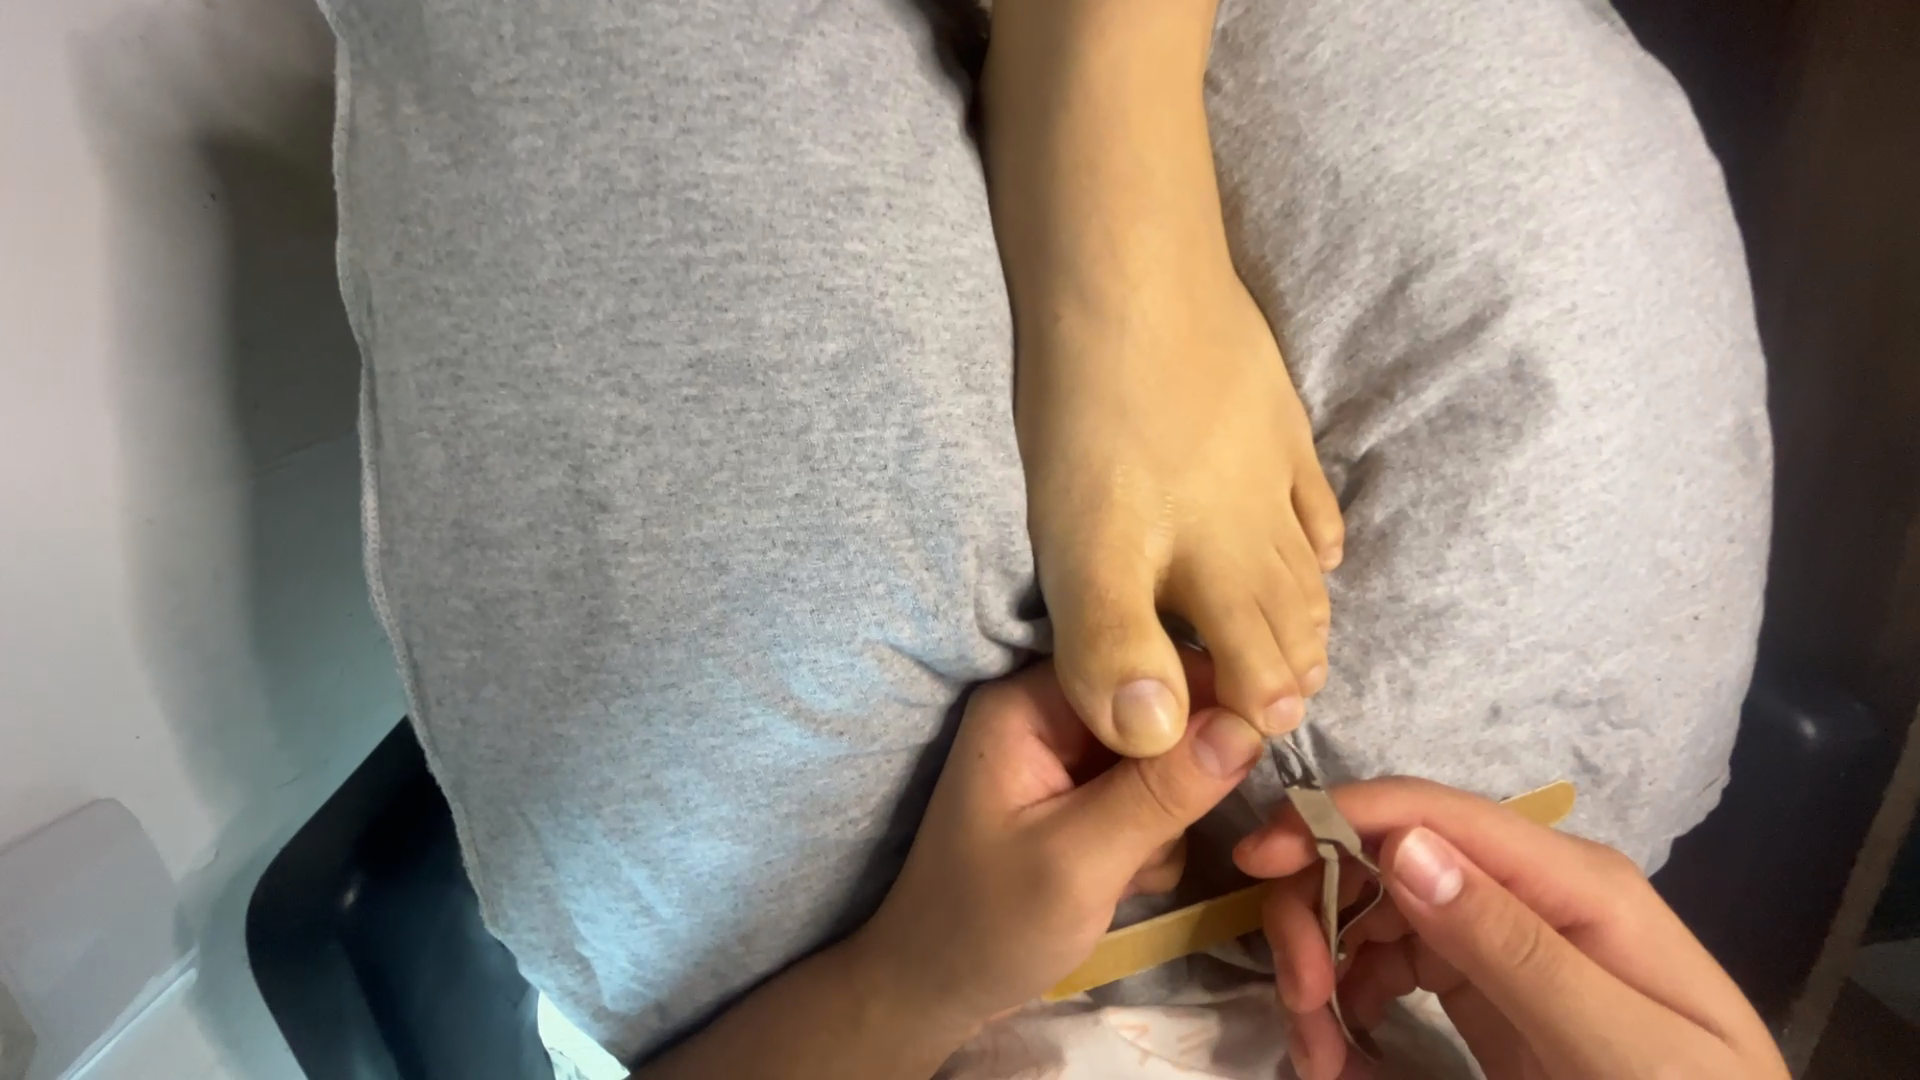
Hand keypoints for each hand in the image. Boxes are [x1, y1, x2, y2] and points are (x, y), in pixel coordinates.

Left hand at [848, 650, 1267, 1039]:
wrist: (940, 985)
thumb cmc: (991, 922)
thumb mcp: (1079, 860)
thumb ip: (1161, 791)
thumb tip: (1246, 725)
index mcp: (1027, 702)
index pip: (1134, 665)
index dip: (1202, 695)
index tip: (1255, 740)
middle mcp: (1046, 714)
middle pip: (1155, 712)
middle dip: (1177, 777)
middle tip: (1160, 837)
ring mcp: (1063, 757)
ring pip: (1160, 760)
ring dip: (1164, 819)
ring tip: (1125, 872)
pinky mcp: (1080, 796)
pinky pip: (1147, 795)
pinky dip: (1152, 839)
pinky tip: (1121, 880)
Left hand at [986, 0, 1344, 757]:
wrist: (1127, 276)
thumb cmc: (1096, 423)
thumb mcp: (1084, 549)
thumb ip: (1117, 647)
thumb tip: (1158, 741)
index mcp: (1219, 571)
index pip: (1258, 667)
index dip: (1253, 708)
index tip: (1249, 738)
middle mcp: (1261, 527)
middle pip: (1290, 618)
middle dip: (1287, 668)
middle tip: (1281, 702)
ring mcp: (1273, 465)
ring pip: (1304, 562)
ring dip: (1306, 612)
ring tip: (1305, 647)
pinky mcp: (1269, 413)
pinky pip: (1310, 490)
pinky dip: (1314, 531)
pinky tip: (1319, 543)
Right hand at [1233, 778, 1788, 1079]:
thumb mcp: (1626, 1054)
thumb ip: (1517, 948)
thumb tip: (1403, 845)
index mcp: (1562, 876)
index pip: (1425, 811)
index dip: (1331, 817)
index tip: (1256, 859)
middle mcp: (1510, 880)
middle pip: (1375, 856)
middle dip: (1315, 913)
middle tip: (1298, 997)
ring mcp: (1481, 921)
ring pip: (1361, 904)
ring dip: (1318, 963)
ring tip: (1315, 1050)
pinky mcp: (1461, 966)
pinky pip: (1374, 956)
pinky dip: (1339, 995)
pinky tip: (1338, 1049)